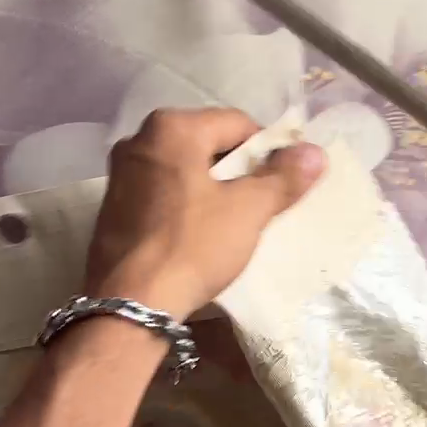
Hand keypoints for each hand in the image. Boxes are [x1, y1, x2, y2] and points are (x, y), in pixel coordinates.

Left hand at [83, 108, 323, 320]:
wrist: (131, 303)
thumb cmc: (192, 248)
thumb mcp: (246, 212)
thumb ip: (282, 178)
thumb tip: (315, 153)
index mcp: (172, 128)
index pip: (237, 123)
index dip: (266, 150)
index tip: (279, 183)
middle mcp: (139, 139)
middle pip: (206, 143)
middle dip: (236, 169)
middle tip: (257, 204)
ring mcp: (119, 173)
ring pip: (182, 168)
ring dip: (210, 187)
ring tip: (230, 221)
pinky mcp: (111, 205)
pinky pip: (160, 191)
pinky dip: (183, 203)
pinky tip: (195, 234)